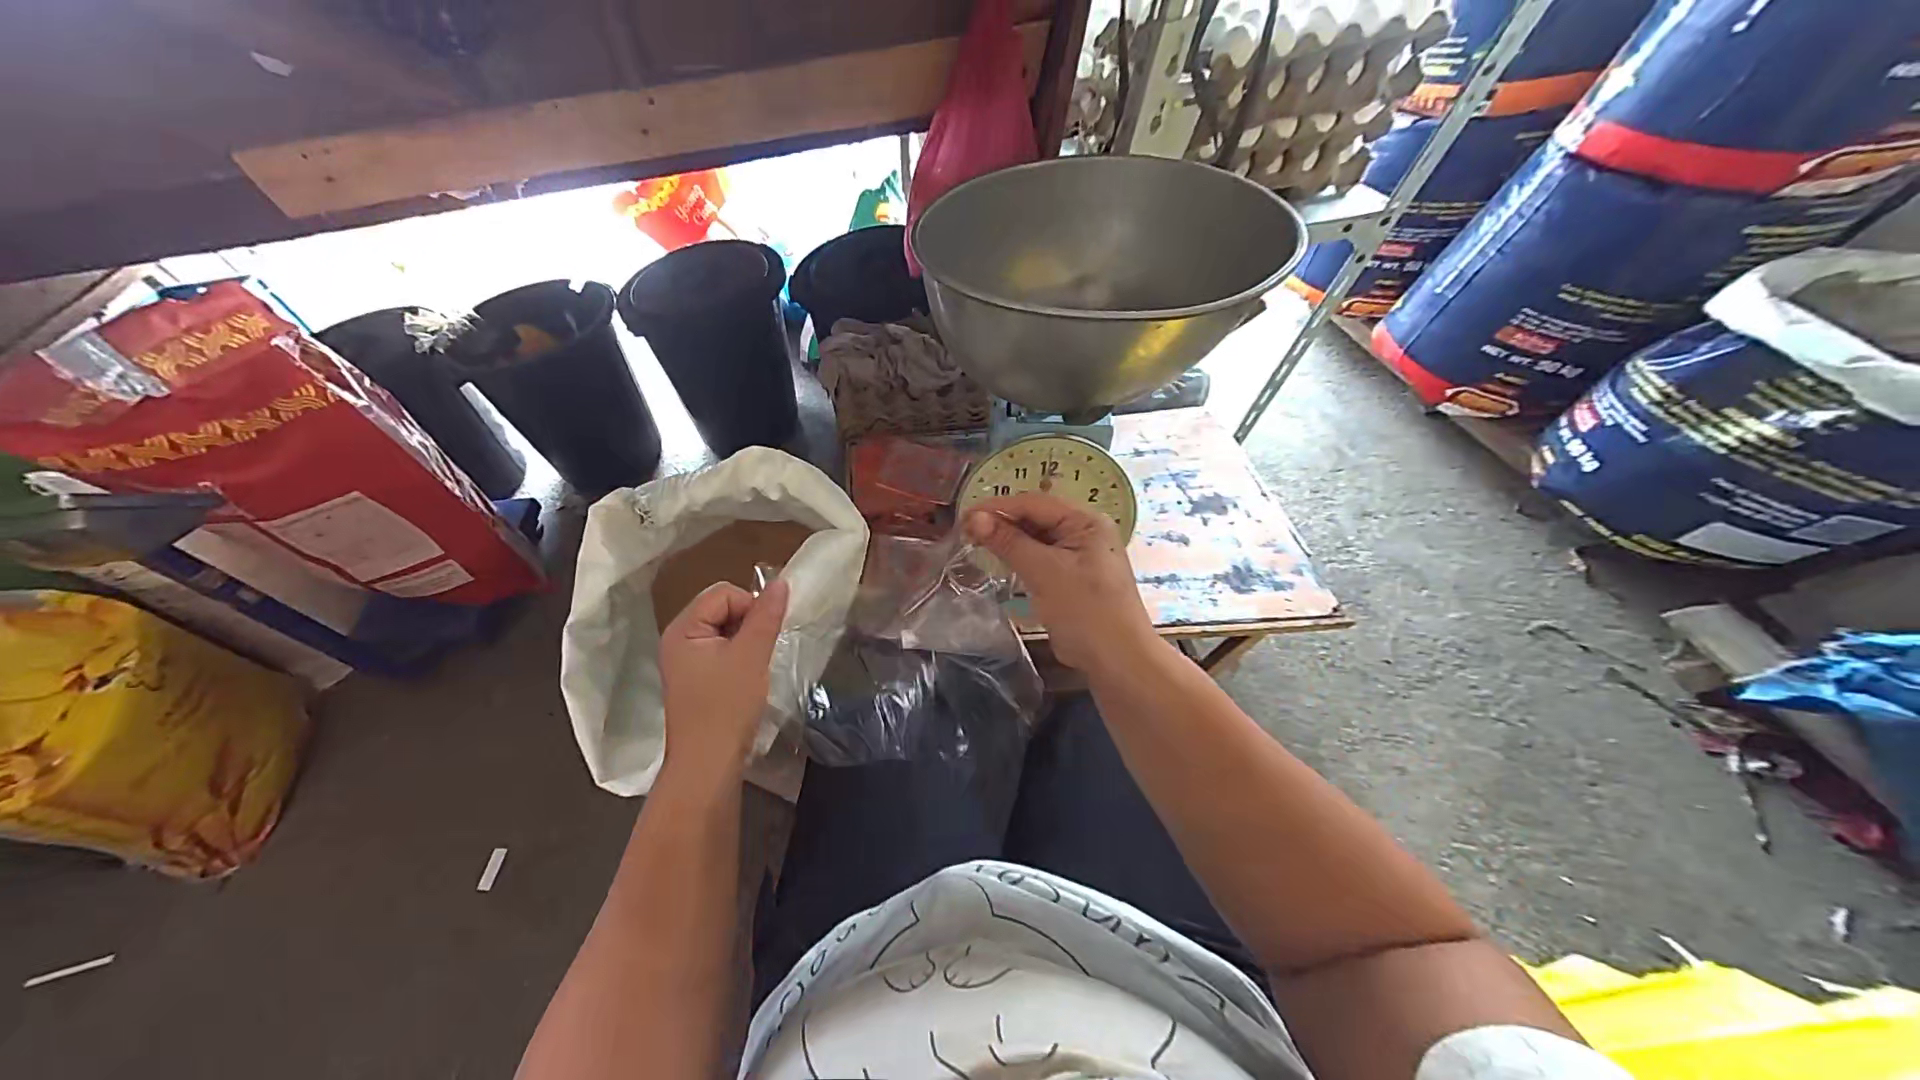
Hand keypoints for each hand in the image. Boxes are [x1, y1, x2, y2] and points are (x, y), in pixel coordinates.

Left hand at [658, 579, 788, 782]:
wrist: (708, 764)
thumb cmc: (726, 707)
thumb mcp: (751, 656)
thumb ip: (766, 616)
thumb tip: (781, 583)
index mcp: (683, 629)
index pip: (723, 593)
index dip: (750, 605)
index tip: (765, 635)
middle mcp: (678, 640)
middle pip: (722, 608)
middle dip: (748, 622)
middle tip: (761, 651)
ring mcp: (686, 661)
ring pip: (725, 630)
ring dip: (746, 640)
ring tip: (756, 665)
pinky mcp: (697, 679)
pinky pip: (722, 651)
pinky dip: (740, 656)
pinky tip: (749, 677)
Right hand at [965, 492, 1156, 671]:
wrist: (1118, 660)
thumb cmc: (1085, 610)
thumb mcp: (1044, 571)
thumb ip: (1009, 542)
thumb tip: (974, 518)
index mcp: (1086, 522)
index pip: (1035, 503)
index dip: (997, 507)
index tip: (963, 517)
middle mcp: (1086, 532)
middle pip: (1036, 518)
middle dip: (1002, 523)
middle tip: (966, 533)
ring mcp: (1081, 556)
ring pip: (1037, 539)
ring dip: (1009, 541)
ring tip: (977, 545)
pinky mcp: (1073, 578)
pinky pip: (1042, 559)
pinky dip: (1021, 558)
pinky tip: (1001, 562)